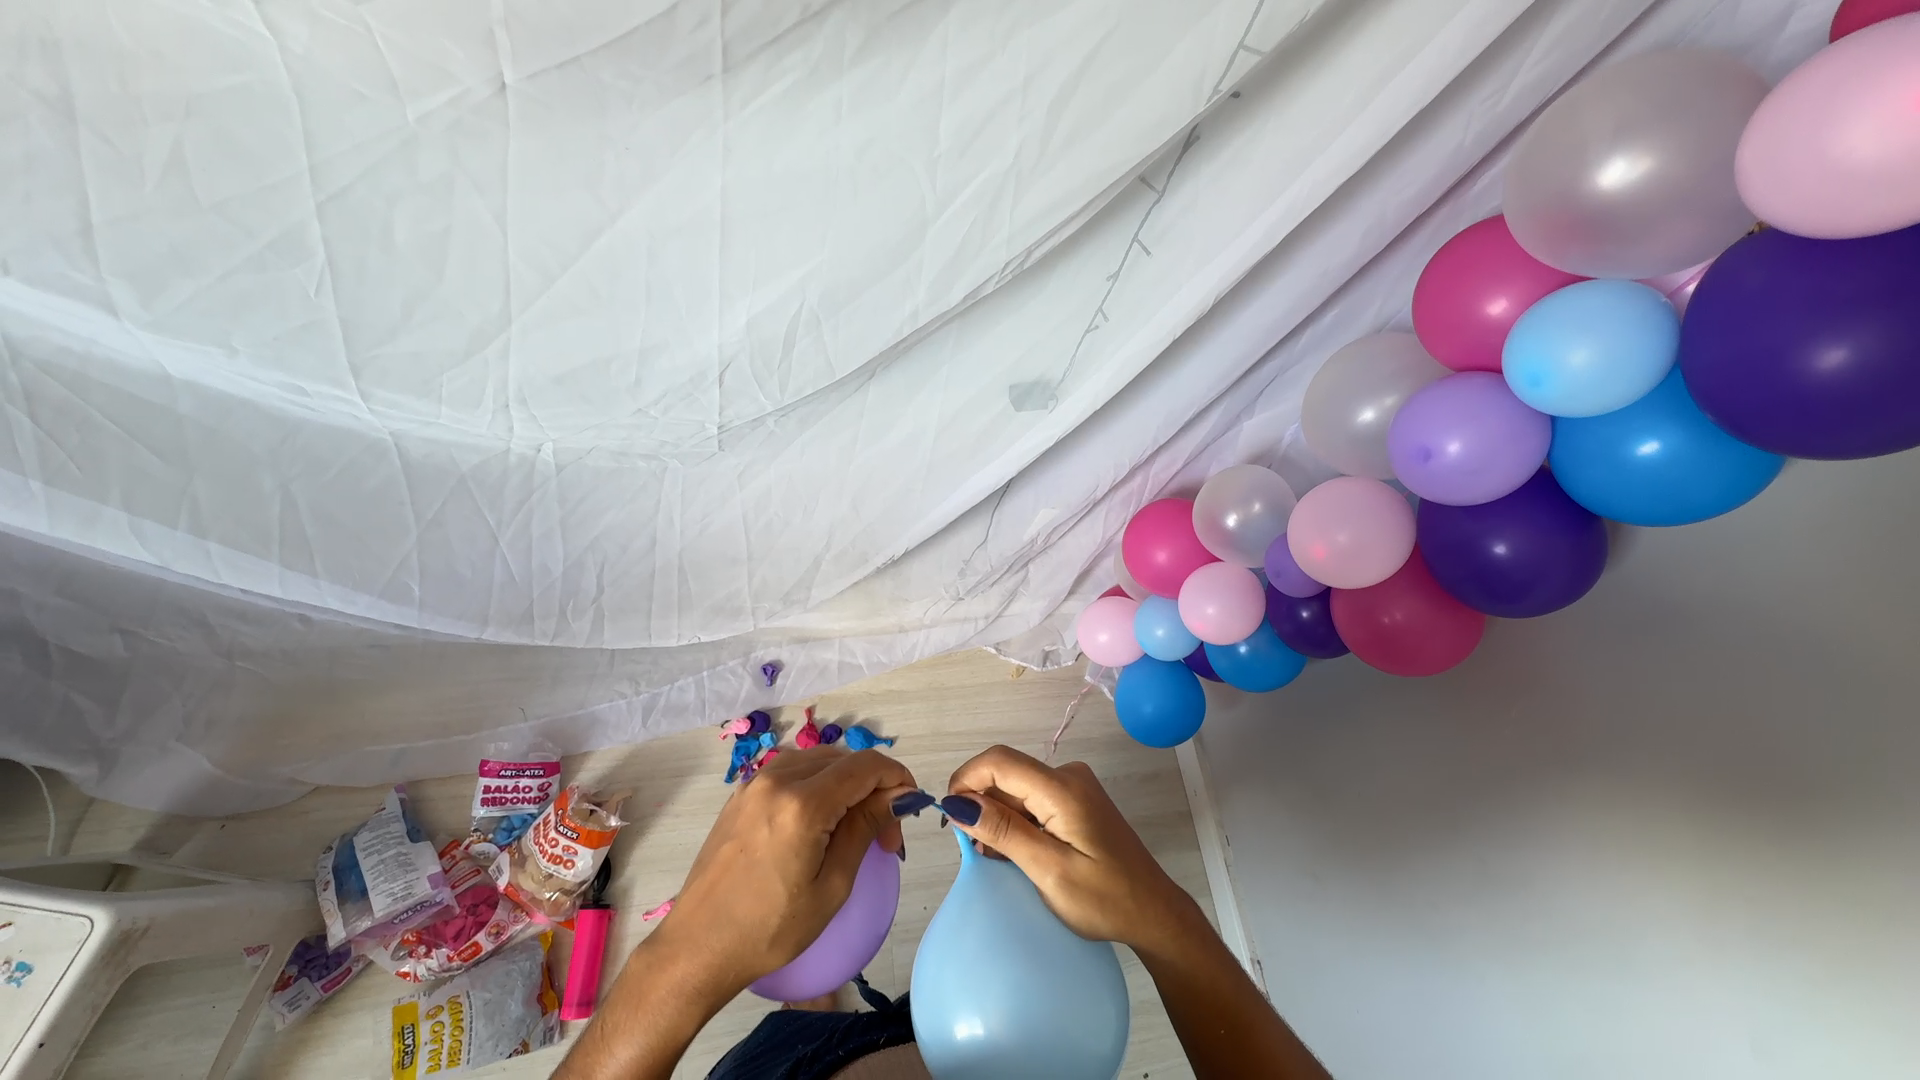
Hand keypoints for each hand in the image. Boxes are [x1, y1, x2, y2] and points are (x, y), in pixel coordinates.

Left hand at [651, 746, 920, 995]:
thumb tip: (897, 795)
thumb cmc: (769, 929)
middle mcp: (777, 779)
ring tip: (854, 829)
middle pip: (844, 759)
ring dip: (845, 784)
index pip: (866, 765)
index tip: (910, 810)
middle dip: (874, 786)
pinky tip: (820, 823)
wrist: (697, 948)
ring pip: (818, 762)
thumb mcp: (832, 886)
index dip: (898, 778)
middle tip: (883, 835)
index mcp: (803, 802)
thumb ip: (865, 827)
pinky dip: (817, 786)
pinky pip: (791, 773)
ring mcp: (754, 784)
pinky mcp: (740, 796)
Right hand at [941, 745, 1199, 950]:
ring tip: (996, 858)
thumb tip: (958, 802)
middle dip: (980, 805)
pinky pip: (1031, 800)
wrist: (1152, 913)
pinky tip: (1015, 853)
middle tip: (976, 851)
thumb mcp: (1048, 870)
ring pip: (1015, 789)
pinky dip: (1014, 822)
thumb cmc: (1104, 899)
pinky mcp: (1074, 801)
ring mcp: (1073, 787)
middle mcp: (1067, 776)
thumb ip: (1004, 832)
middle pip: (1005, 774)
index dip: (965, 780)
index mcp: (1062, 788)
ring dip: (996, 817)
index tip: (951, 819)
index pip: (998, 761)